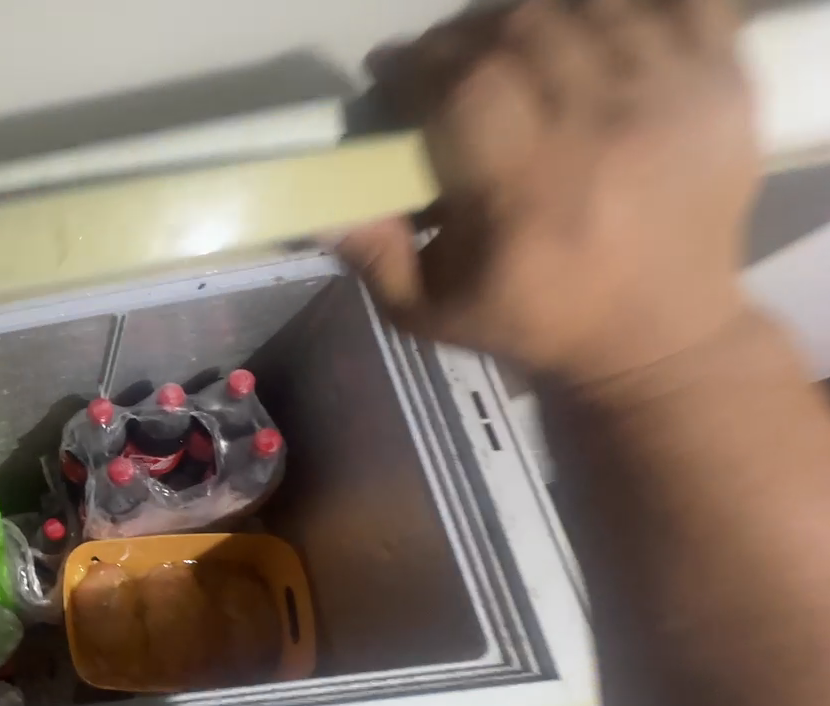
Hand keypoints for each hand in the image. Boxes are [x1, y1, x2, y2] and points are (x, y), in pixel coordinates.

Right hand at [339, 0, 757, 385]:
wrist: (657, 331)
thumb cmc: (528, 322)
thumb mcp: (426, 311)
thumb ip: (374, 258)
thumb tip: (324, 214)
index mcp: (523, 189)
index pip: (465, 85)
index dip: (416, 64)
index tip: (385, 70)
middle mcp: (603, 127)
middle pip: (524, 30)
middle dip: (462, 34)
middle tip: (435, 57)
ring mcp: (675, 95)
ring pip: (593, 7)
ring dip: (530, 15)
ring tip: (499, 41)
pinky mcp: (723, 82)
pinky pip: (678, 3)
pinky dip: (620, 5)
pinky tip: (582, 28)